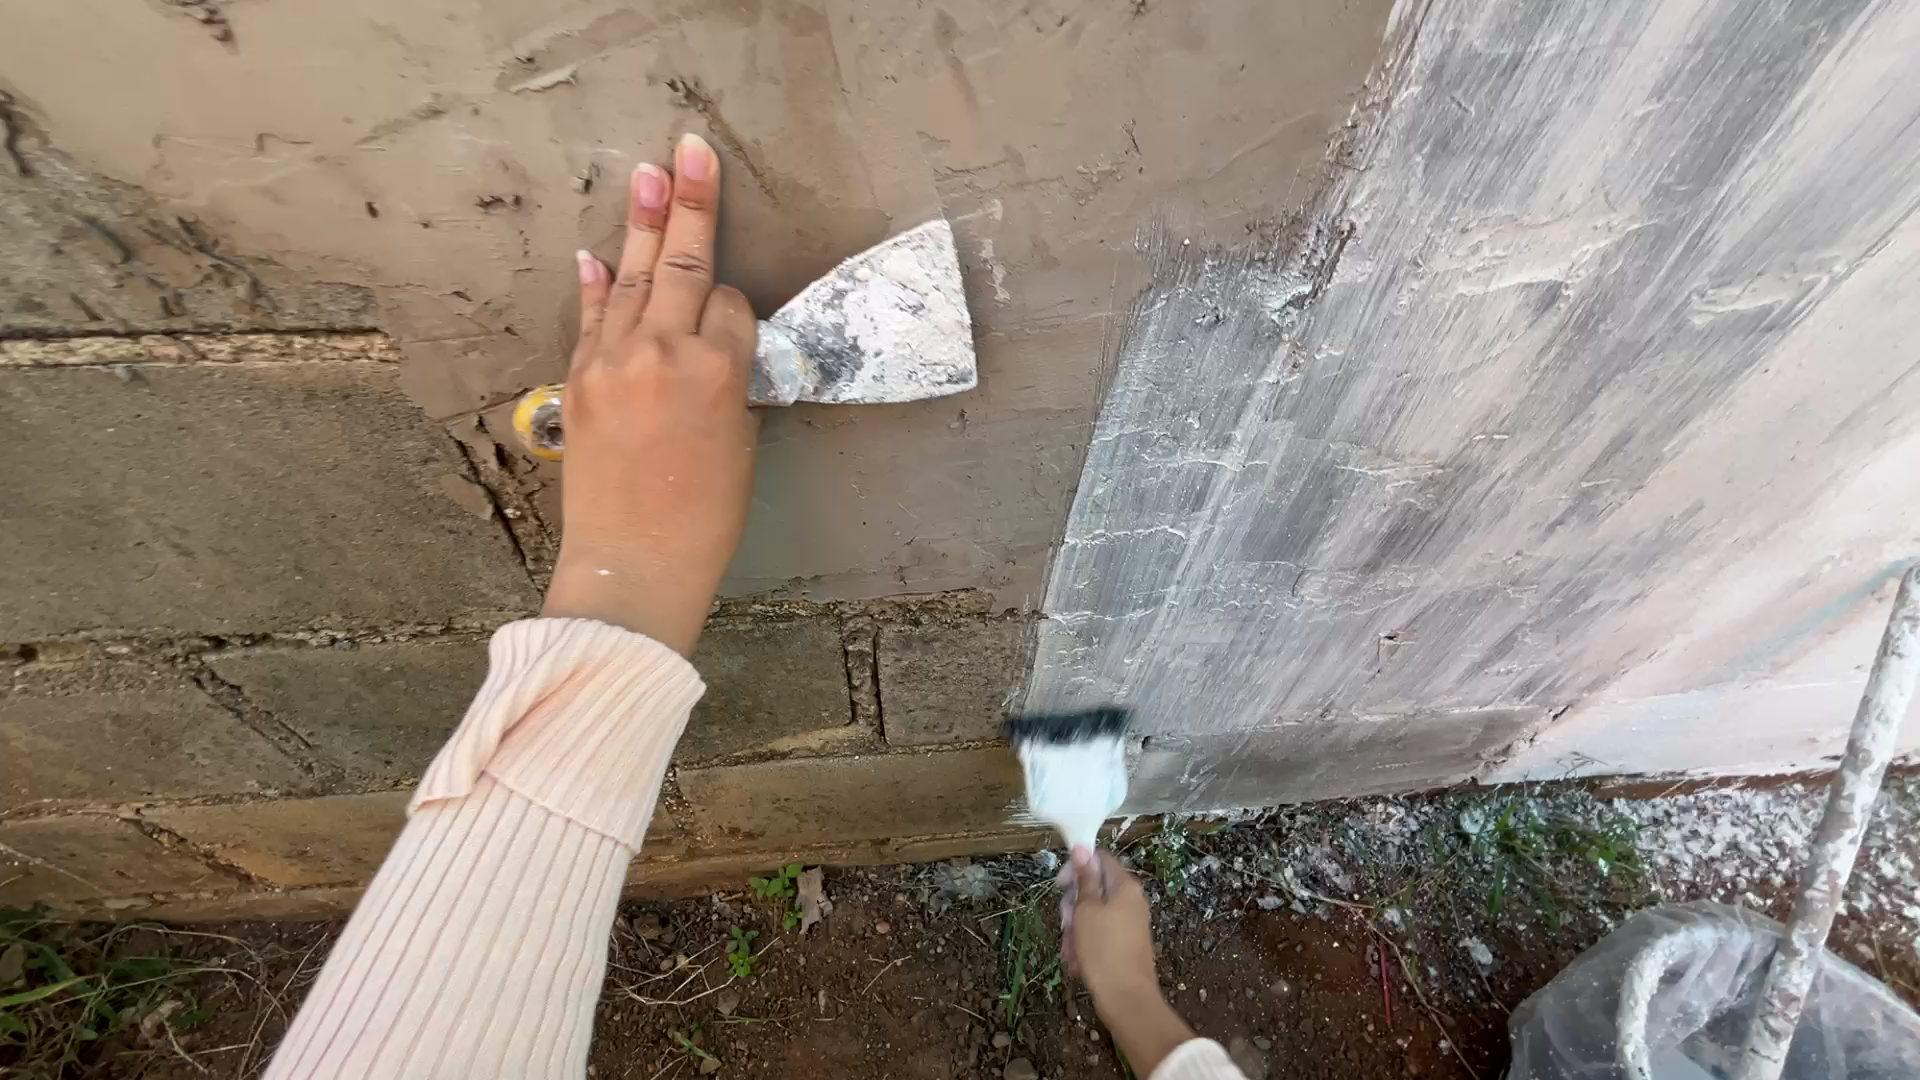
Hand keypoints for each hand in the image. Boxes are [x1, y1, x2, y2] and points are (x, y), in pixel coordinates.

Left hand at [540, 134, 758, 655]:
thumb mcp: (740, 445)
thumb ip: (731, 384)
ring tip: (652, 172)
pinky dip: (597, 285)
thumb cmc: (707, 519)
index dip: (736, 310)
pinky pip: (591, 318)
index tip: (735, 327)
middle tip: (692, 148)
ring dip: (645, 225)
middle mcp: (664, 353)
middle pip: (683, 266)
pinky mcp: (579, 379)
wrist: (635, 564)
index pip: (731, 307)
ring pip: (635, 280)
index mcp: (720, 374)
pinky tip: (598, 252)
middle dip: (693, 206)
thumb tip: (716, 351)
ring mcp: (613, 361)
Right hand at [1063, 847, 1194, 1074]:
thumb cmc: (1104, 949)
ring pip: (1093, 914)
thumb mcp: (1087, 909)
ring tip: (1069, 949)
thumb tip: (1082, 848)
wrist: (1127, 1000)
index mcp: (1125, 886)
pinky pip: (1100, 934)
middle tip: (1065, 922)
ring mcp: (1129, 924)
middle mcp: (1130, 900)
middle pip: (1094, 887)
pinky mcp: (1124, 945)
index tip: (1060, 885)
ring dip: (1075, 929)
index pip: (1099, 858)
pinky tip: (1076, 962)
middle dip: (1073, 905)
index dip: (1077, 866)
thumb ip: (1085, 878)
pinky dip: (1085, 944)